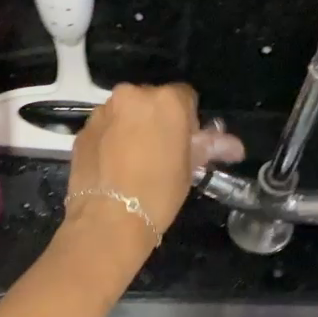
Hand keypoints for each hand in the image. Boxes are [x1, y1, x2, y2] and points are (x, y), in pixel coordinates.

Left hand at [65, 84, 243, 241]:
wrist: (109, 220)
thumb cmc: (158, 194)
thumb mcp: (188, 170)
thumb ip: (208, 147)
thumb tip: (234, 146)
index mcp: (166, 101)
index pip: (185, 98)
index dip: (187, 122)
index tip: (183, 146)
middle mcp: (132, 96)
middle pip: (151, 102)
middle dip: (156, 122)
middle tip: (159, 156)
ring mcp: (103, 112)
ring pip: (124, 114)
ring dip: (131, 130)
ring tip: (132, 164)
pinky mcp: (82, 131)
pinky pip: (104, 129)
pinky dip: (109, 141)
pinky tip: (113, 169)